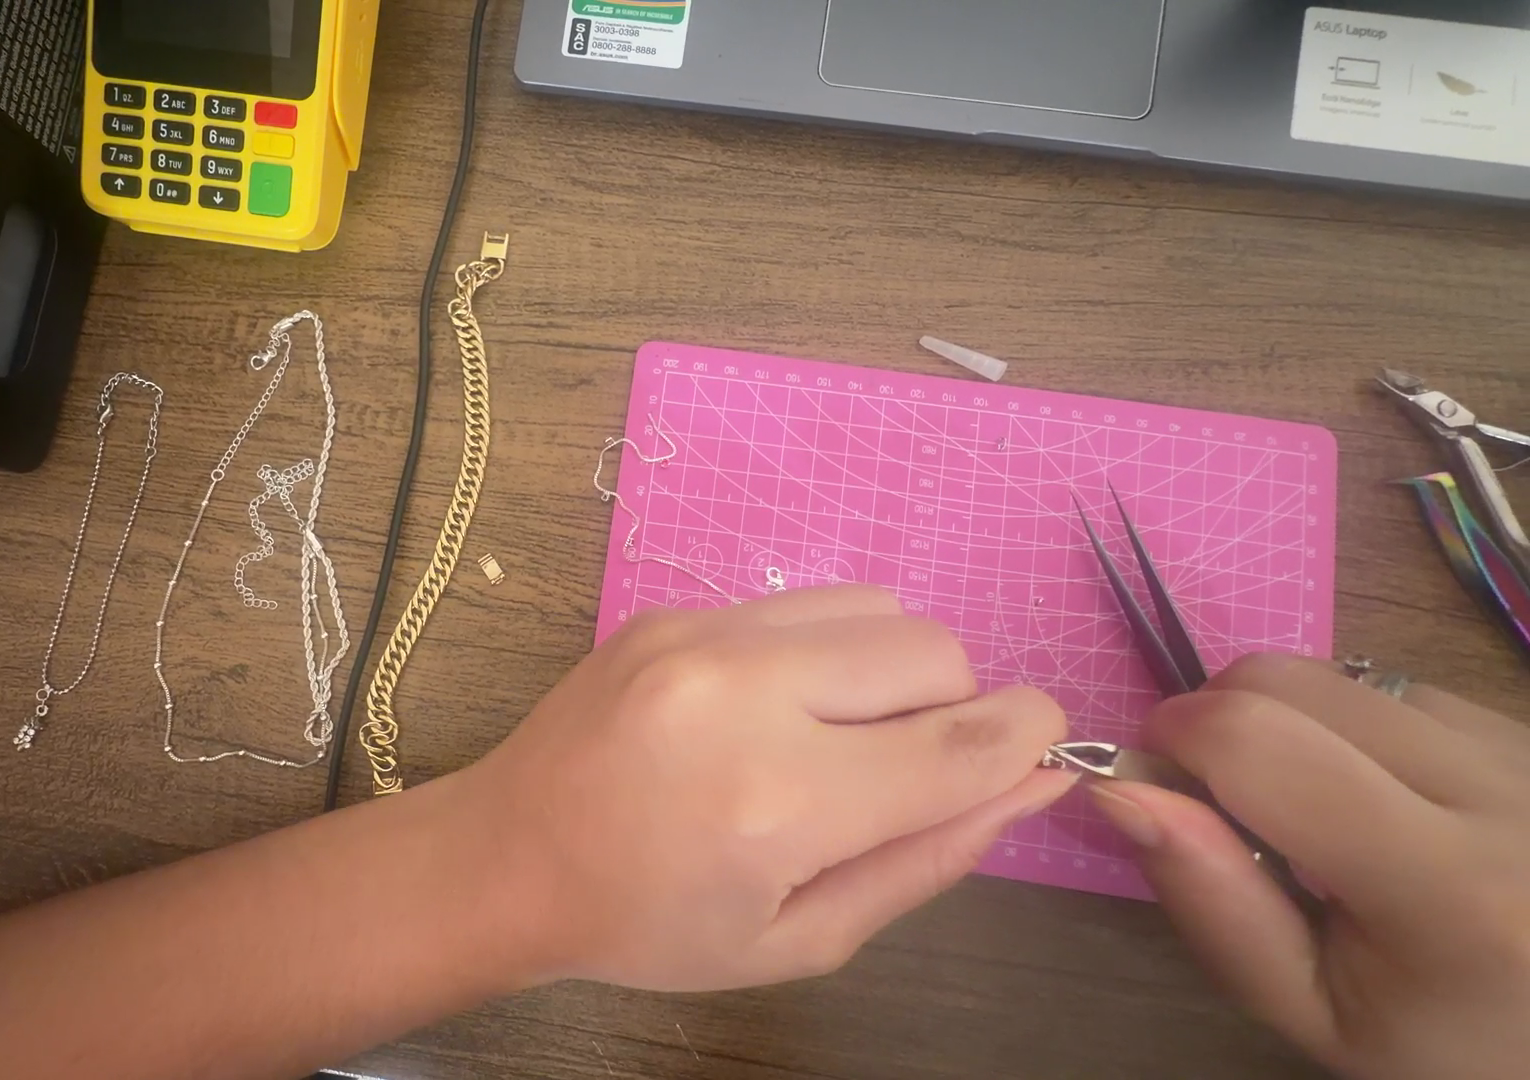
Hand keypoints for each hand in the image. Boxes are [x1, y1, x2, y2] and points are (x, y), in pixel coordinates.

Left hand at [456, 585, 1072, 991]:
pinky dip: (819, 648)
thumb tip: (1024, 780)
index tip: (1035, 746)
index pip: (961, 742)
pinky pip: (795, 604)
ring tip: (831, 727)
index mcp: (780, 799)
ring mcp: (699, 633)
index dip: (1025, 739)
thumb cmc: (651, 920)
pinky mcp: (669, 609)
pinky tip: (768, 700)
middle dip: (950, 705)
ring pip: (870, 606)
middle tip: (897, 762)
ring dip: (885, 666)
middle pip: (929, 649)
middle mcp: (744, 690)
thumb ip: (924, 858)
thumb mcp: (800, 936)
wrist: (511, 849)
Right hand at [1086, 653, 1529, 1079]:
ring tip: (1306, 795)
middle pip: (1280, 682)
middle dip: (1210, 717)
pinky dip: (1337, 720)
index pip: (1252, 741)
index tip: (1160, 784)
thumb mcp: (1305, 1006)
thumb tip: (1115, 786)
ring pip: (1327, 674)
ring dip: (1274, 716)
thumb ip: (1207, 898)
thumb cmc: (1435, 1038)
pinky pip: (1384, 684)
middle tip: (1223, 792)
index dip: (1171, 739)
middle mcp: (1511, 798)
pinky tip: (1368, 787)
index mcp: (1453, 891)